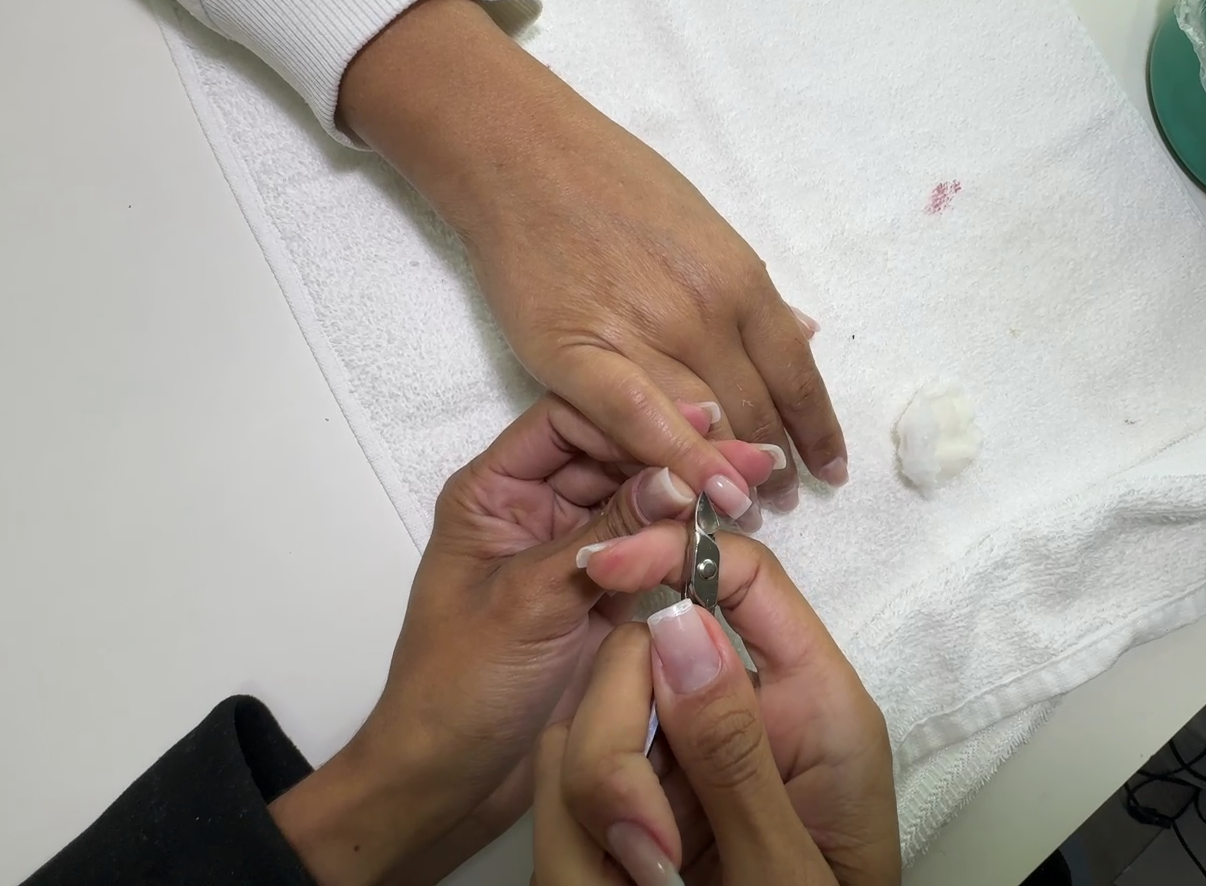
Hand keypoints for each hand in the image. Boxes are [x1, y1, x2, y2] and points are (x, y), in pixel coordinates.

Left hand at [268, 396, 778, 885]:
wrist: (450, 785)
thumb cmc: (461, 688)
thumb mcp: (532, 600)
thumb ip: (607, 534)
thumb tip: (682, 477)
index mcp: (496, 488)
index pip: (571, 421)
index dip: (634, 420)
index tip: (701, 430)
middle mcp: (535, 500)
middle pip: (612, 451)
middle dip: (677, 453)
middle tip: (748, 458)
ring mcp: (572, 540)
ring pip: (637, 493)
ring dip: (691, 488)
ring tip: (754, 479)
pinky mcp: (602, 579)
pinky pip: (649, 539)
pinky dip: (687, 531)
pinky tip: (729, 522)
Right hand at [338, 0, 847, 514]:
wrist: (526, 158)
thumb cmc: (618, 184)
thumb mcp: (707, 227)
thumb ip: (752, 292)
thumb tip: (805, 335)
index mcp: (741, 279)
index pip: (798, 374)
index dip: (818, 431)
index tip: (832, 469)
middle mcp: (706, 313)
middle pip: (758, 410)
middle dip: (776, 464)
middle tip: (783, 498)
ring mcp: (646, 335)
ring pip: (709, 425)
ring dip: (733, 474)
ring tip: (744, 505)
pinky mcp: (580, 356)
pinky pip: (640, 423)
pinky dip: (680, 465)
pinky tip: (706, 497)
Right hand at [535, 533, 898, 884]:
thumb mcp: (791, 871)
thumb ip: (737, 749)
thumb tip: (678, 621)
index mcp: (807, 699)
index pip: (742, 576)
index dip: (674, 553)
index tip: (601, 567)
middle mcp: (735, 709)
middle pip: (642, 653)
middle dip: (619, 744)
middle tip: (648, 852)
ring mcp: (677, 753)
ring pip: (590, 720)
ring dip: (596, 811)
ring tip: (649, 885)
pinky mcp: (632, 796)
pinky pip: (566, 784)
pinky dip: (577, 843)